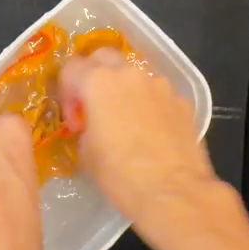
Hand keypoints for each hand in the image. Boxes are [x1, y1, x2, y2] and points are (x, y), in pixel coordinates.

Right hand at [60, 51, 219, 225]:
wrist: (174, 193)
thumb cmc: (121, 175)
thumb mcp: (86, 154)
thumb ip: (84, 128)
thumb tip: (92, 127)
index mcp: (98, 82)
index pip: (70, 68)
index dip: (67, 94)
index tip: (75, 122)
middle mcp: (130, 74)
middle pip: (103, 56)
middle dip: (93, 75)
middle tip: (94, 105)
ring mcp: (159, 85)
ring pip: (134, 73)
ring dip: (124, 89)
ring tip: (126, 120)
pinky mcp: (181, 101)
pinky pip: (158, 94)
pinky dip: (149, 104)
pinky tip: (152, 132)